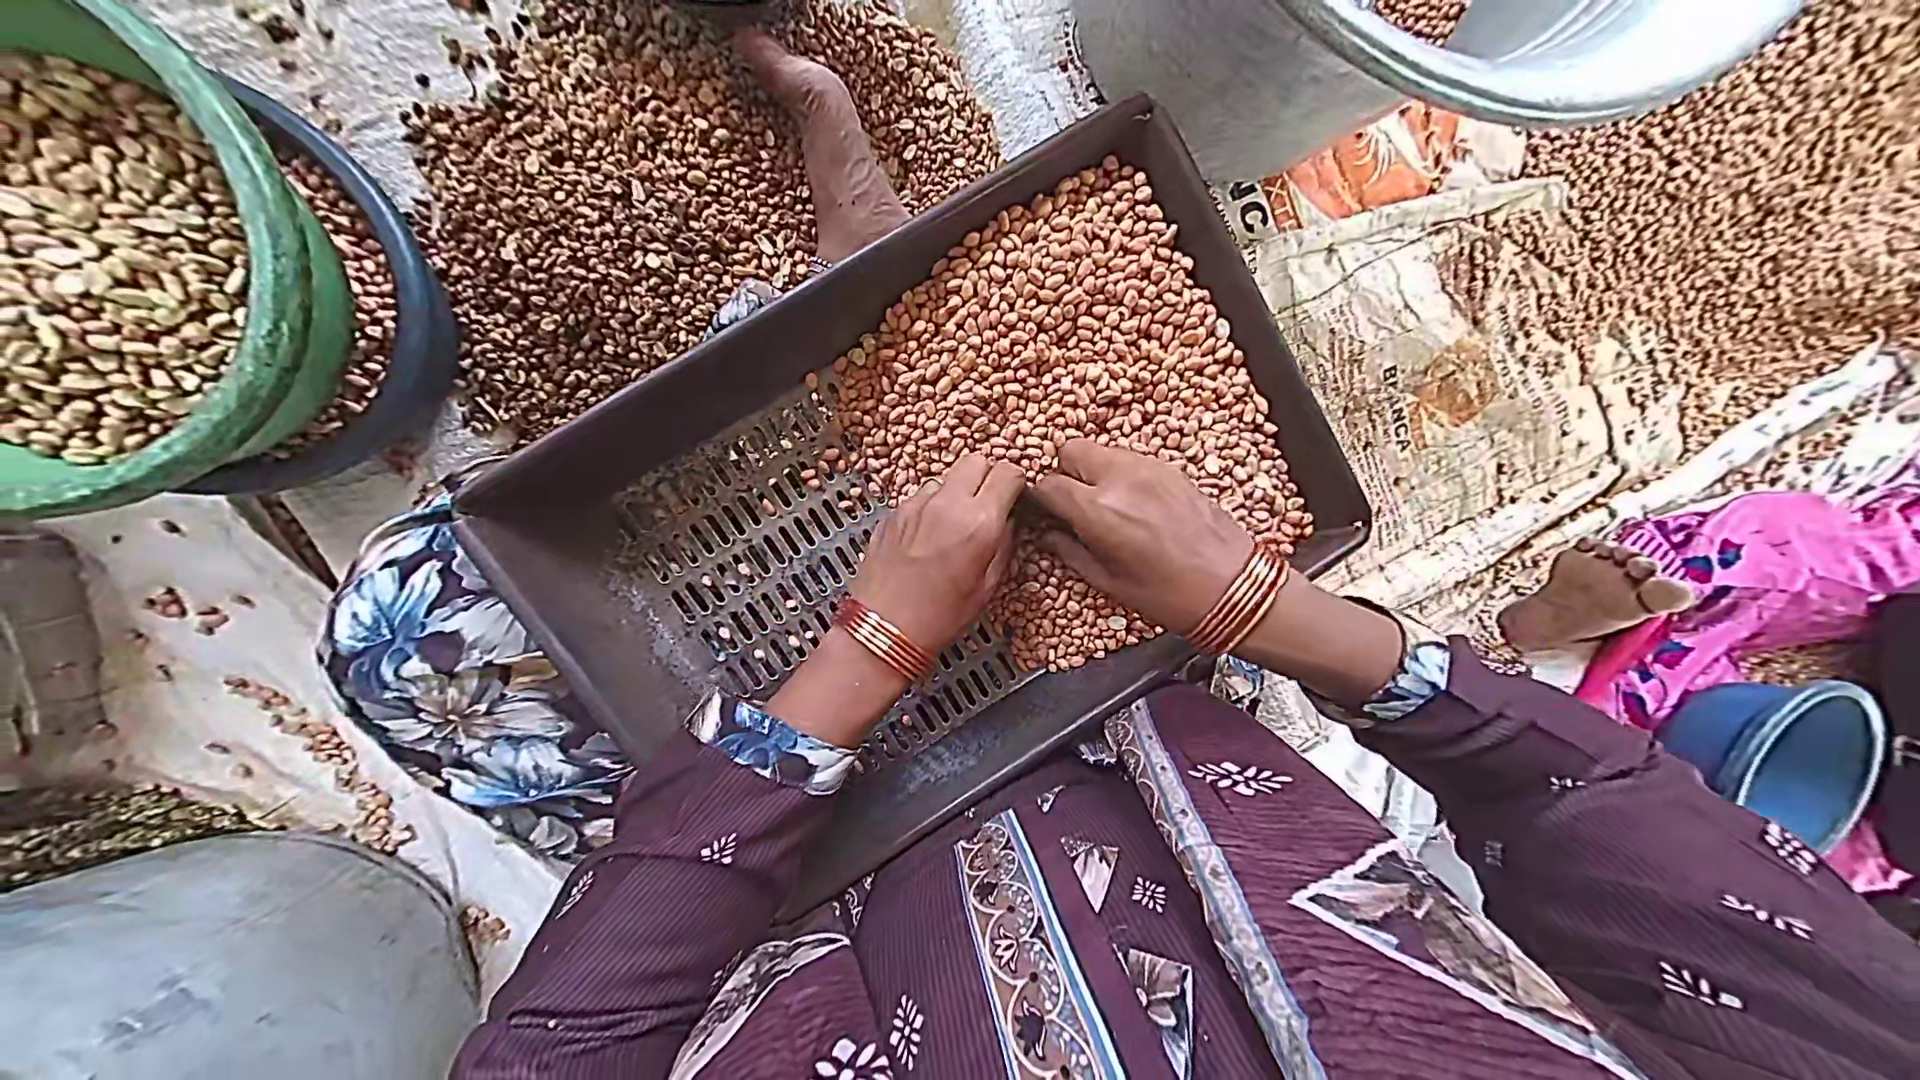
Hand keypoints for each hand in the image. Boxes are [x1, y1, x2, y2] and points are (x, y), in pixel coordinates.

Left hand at [769, 454, 1021, 747]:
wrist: (883, 630)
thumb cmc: (937, 617)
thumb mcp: (988, 587)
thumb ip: (1005, 544)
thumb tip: (1009, 521)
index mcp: (978, 522)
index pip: (1008, 471)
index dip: (1015, 482)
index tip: (1014, 496)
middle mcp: (946, 504)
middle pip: (976, 460)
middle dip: (987, 476)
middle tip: (988, 503)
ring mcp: (915, 505)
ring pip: (946, 477)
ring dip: (957, 492)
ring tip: (955, 526)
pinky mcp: (893, 512)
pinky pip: (921, 495)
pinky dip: (931, 507)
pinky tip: (930, 536)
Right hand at [1029, 440, 1253, 634]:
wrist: (1234, 586)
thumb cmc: (1169, 594)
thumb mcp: (1108, 581)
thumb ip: (1070, 550)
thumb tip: (1047, 535)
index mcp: (1098, 510)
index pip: (1049, 484)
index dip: (1040, 497)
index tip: (1043, 510)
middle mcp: (1120, 479)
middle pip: (1071, 450)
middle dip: (1064, 472)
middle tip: (1071, 501)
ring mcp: (1148, 468)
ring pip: (1101, 450)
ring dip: (1091, 470)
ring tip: (1102, 502)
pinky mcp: (1170, 468)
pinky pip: (1130, 458)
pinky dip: (1119, 472)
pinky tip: (1130, 502)